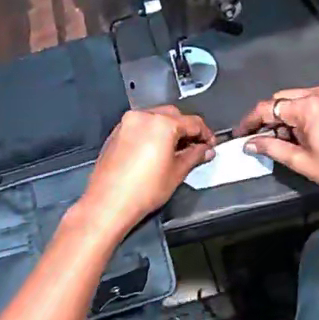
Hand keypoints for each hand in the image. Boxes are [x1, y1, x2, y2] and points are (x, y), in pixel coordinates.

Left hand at [74, 106, 214, 236]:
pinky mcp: (116, 134)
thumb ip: (194, 156)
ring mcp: (127, 124)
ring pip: (155, 119)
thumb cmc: (138, 192)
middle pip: (173, 116)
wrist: (109, 203)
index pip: (192, 122)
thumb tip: (203, 151)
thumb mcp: (176, 173)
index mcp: (161, 124)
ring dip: (169, 131)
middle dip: (186, 130)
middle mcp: (142, 118)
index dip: (205, 134)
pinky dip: (151, 134)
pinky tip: (157, 152)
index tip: (209, 143)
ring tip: (177, 151)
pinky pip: (140, 127)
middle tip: (196, 147)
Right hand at [234, 85, 318, 200]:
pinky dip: (299, 115)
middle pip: (280, 100)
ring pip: (295, 100)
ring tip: (281, 141)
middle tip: (260, 141)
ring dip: (283, 117)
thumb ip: (272, 148)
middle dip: (267, 119)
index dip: (249, 122)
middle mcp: (318, 92)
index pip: (267, 108)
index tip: (239, 135)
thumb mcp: (301, 161)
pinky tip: (299, 135)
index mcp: (307, 106)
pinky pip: (310, 102)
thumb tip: (249, 144)